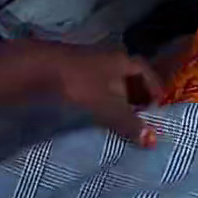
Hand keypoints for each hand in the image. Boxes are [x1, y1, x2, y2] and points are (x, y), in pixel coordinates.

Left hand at [0, 40, 163, 147]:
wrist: (37, 67)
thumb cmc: (78, 82)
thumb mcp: (107, 104)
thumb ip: (129, 122)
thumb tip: (154, 141)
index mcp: (122, 59)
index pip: (147, 72)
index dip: (155, 90)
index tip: (160, 112)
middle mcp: (109, 57)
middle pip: (130, 77)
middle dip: (138, 98)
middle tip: (144, 121)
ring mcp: (90, 62)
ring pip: (112, 81)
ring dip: (119, 100)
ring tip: (124, 123)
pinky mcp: (74, 71)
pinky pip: (97, 85)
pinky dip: (103, 99)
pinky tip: (99, 114)